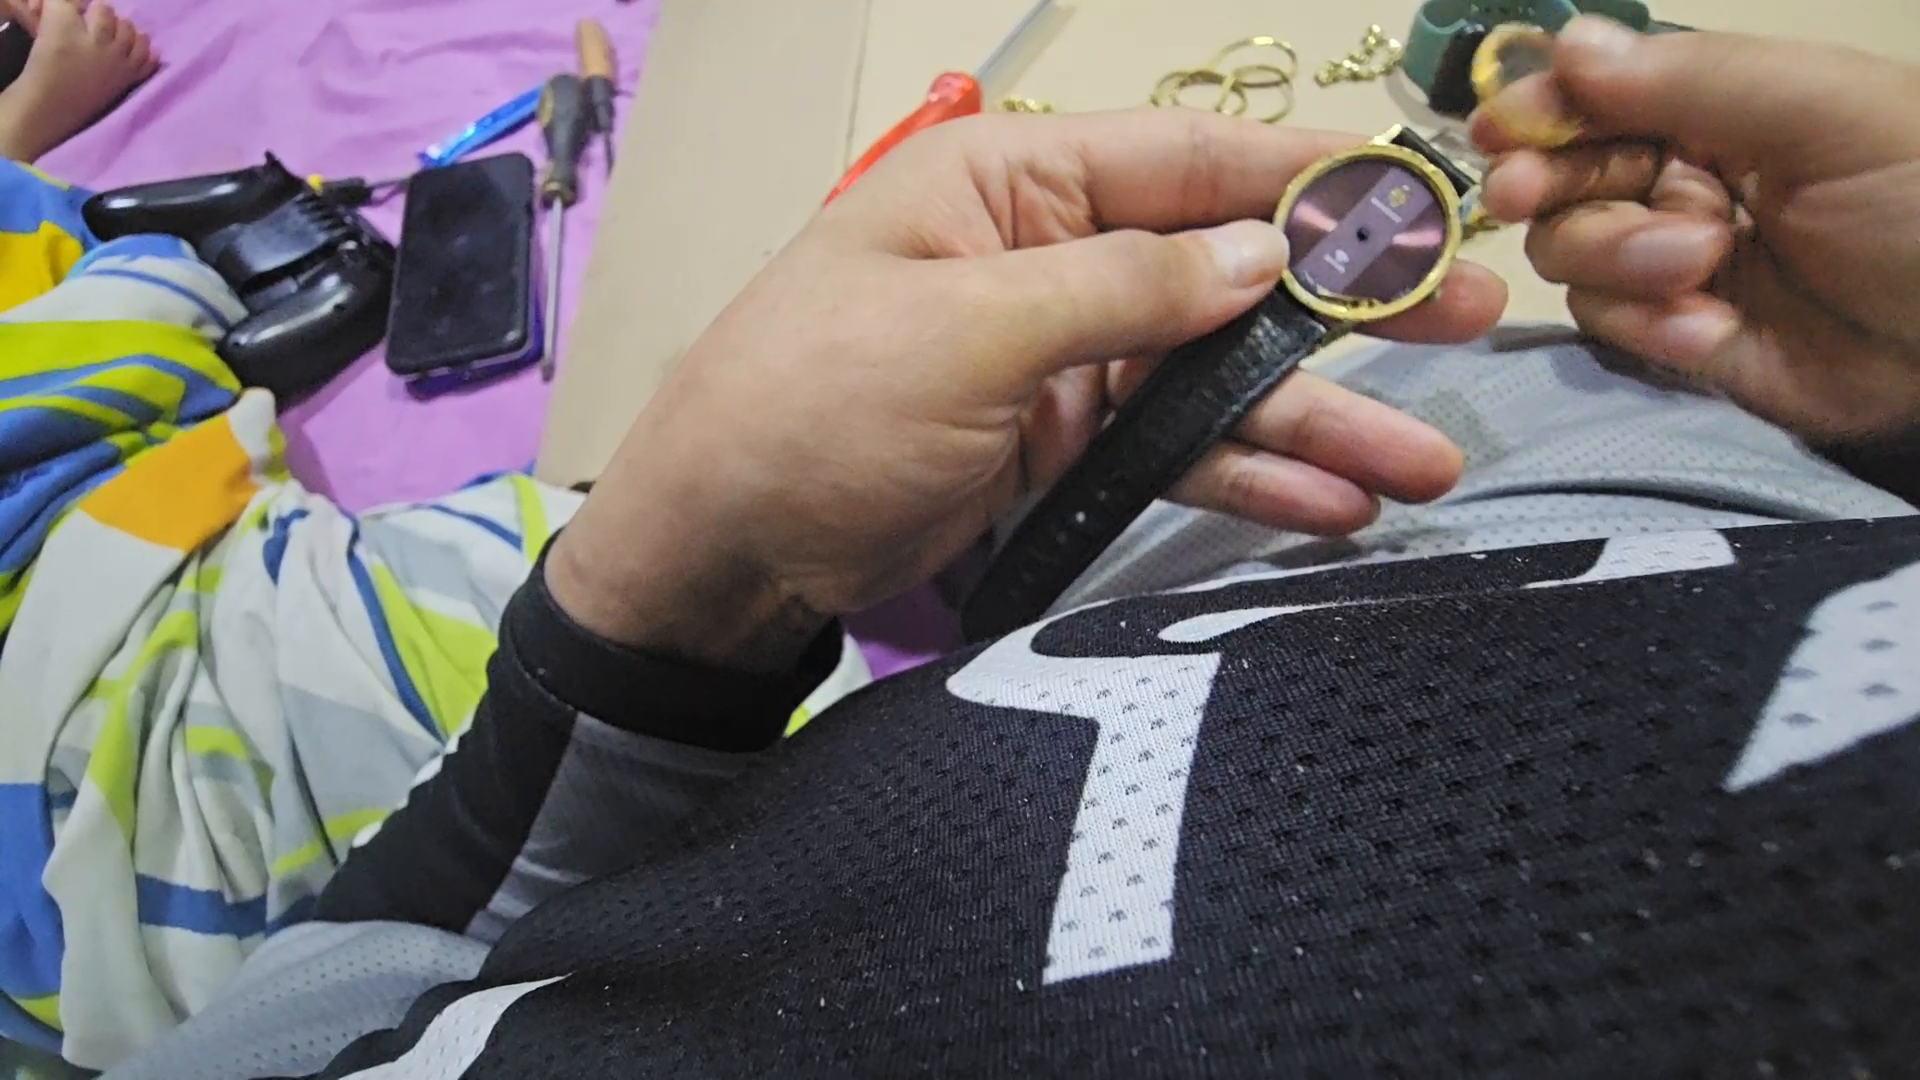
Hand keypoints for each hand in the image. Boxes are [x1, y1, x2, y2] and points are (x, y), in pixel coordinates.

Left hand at [550, 109, 1505, 665]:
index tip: (1422, 199)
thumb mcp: (965, 326)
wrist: (741, 535)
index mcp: (1010, 190)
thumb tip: (1256, 255)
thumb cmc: (820, 400)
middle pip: (1216, 281)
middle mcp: (1046, 268)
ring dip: (1304, 424)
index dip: (1306, 179)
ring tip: (1417, 460)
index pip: (1182, 164)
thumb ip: (1116, 290)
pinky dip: (1235, 483)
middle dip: (1338, 311)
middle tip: (1468, 324)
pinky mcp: (1053, 456)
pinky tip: (1322, 506)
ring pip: (1203, 389)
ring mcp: (1056, 371)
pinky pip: (1162, 461)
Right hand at [1474, 16, 1919, 439]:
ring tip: (1703, 273)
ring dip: (1621, 264)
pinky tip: (1710, 331)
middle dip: (1550, 190)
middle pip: (1559, 183)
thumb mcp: (1834, 120)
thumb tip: (1565, 44)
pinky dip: (1646, 325)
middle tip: (1521, 196)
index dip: (1541, 110)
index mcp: (1721, 112)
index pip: (1602, 100)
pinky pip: (1599, 320)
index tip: (1494, 128)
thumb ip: (1698, 81)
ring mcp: (1652, 260)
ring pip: (1566, 255)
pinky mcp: (1649, 328)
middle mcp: (1671, 181)